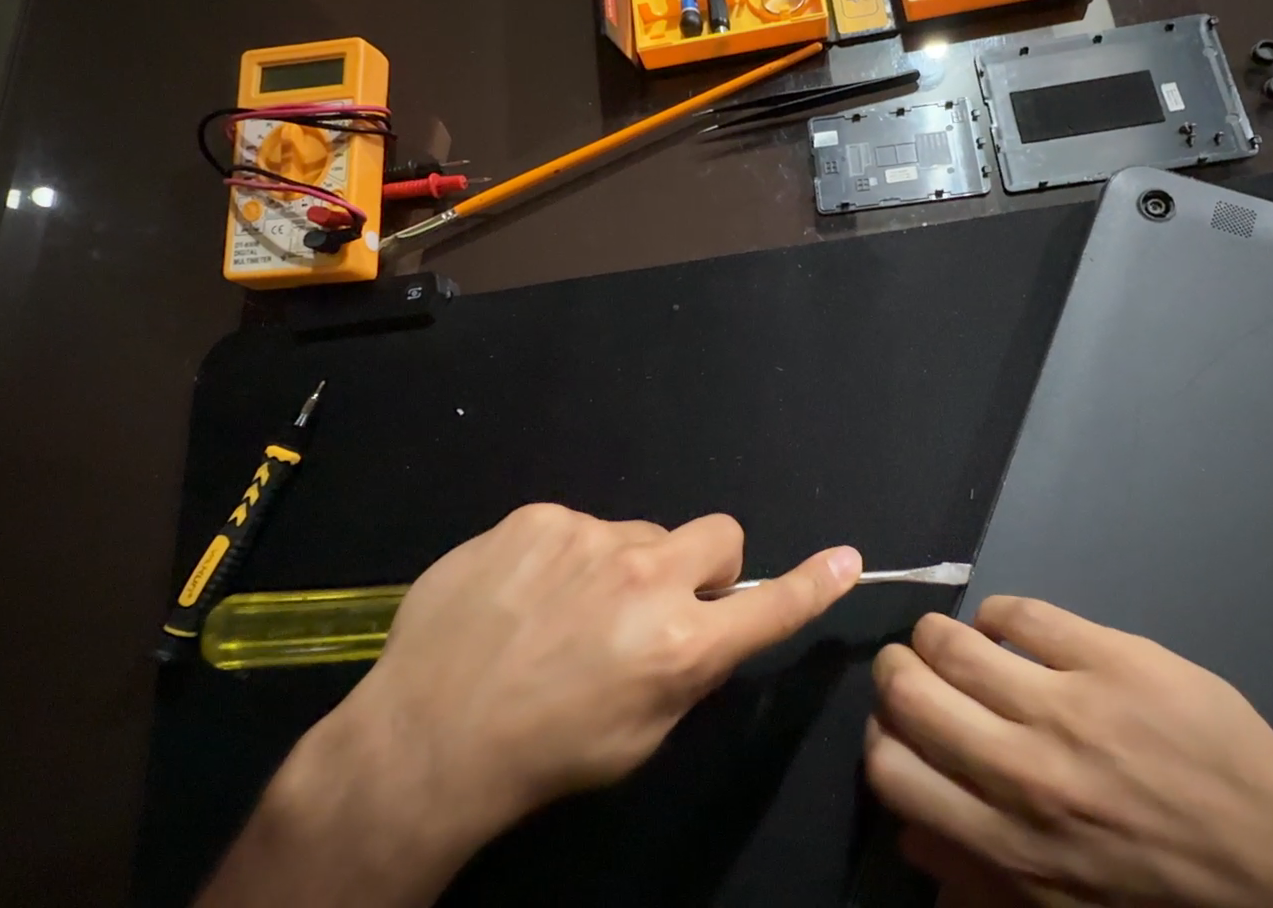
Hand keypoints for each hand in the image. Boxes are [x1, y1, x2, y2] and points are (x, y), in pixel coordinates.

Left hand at [348, 504, 858, 839]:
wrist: (427, 738)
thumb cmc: (546, 754)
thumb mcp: (641, 734)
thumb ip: (690, 669)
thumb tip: (712, 626)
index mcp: (679, 646)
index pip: (770, 607)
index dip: (815, 584)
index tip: (846, 560)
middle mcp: (645, 579)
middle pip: (719, 536)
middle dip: (704, 568)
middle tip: (659, 604)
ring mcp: (588, 538)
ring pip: (641, 535)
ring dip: (625, 566)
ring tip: (566, 611)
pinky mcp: (536, 518)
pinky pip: (579, 528)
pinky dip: (568, 555)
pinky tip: (525, 593)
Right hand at [865, 597, 1272, 907]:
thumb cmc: (1165, 893)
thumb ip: (977, 875)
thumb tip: (908, 829)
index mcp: (1006, 842)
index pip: (891, 770)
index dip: (879, 734)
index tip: (896, 724)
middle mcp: (1023, 772)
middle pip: (908, 693)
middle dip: (894, 670)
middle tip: (911, 667)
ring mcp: (1069, 708)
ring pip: (953, 643)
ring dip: (936, 635)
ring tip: (950, 640)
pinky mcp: (1112, 658)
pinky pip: (1017, 612)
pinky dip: (996, 613)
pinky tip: (1007, 628)